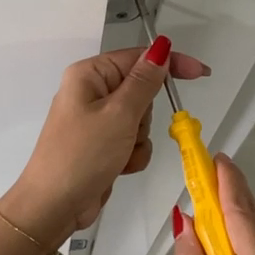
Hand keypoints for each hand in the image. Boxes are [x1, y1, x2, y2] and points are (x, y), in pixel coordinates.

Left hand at [0, 38, 207, 241]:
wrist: (55, 205)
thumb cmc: (82, 155)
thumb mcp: (119, 114)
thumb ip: (144, 81)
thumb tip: (161, 49)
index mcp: (89, 75)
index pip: (138, 58)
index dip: (169, 64)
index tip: (200, 73)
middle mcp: (91, 92)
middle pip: (141, 91)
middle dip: (145, 115)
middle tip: (129, 130)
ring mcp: (96, 120)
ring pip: (140, 119)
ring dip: (138, 139)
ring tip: (119, 153)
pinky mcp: (102, 144)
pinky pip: (133, 141)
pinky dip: (132, 154)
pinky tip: (118, 166)